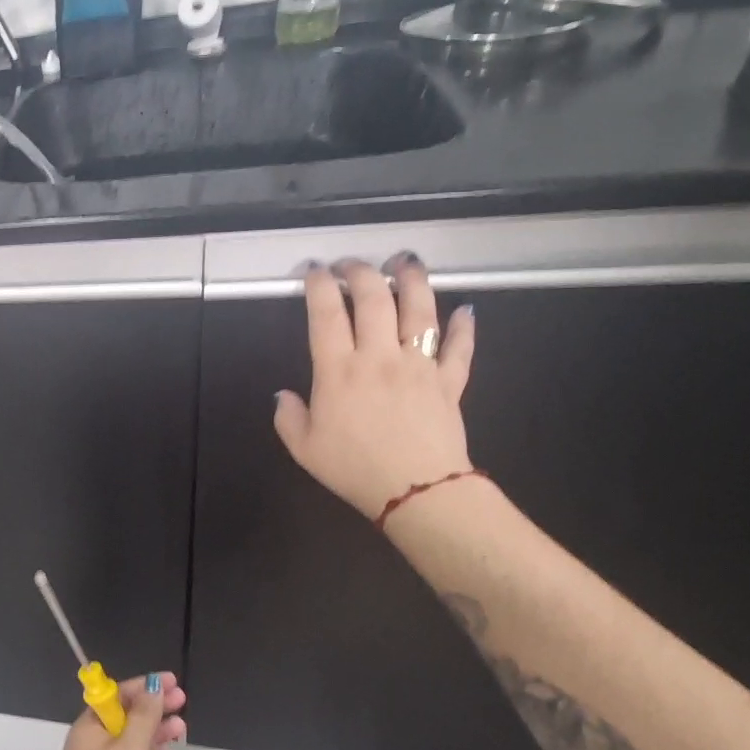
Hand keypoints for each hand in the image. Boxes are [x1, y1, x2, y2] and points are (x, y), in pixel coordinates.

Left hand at [62, 673, 186, 749]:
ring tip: (182, 729)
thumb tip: (154, 685)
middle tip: (182, 701)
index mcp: (85, 730)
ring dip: (155, 732)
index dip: (142, 687)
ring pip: (130, 741)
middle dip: (152, 708)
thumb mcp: (133, 747)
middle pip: (123, 717)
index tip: (170, 681)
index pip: (112, 697)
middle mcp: (88, 746)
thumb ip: (145, 714)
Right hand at [273, 254, 477, 519]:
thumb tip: (283, 396)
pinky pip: (460, 348)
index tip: (314, 270)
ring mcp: (419, 365)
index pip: (326, 314)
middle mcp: (380, 357)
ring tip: (405, 261)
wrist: (416, 489)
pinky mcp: (449, 381)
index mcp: (338, 371)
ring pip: (420, 310)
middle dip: (361, 271)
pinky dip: (464, 327)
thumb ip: (288, 417)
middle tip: (351, 263)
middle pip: (374, 299)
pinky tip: (465, 310)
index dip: (319, 285)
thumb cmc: (353, 468)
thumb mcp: (303, 448)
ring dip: (413, 279)